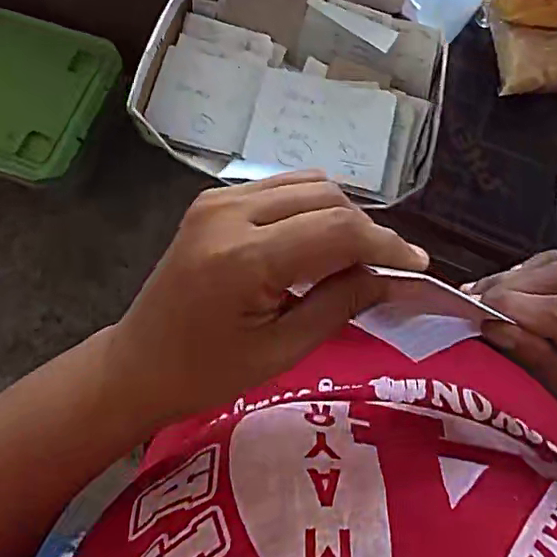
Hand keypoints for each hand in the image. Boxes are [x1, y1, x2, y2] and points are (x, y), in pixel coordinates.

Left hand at [107, 171, 427, 424]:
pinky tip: (315, 241)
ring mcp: (218, 198)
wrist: (139, 360)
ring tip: (353, 256)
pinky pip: (279, 188)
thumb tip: (392, 276)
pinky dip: (309, 207)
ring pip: (304, 183)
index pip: (335, 229)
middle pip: (324, 196)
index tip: (416, 266)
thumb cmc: (206, 372)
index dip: (384, 243)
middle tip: (385, 268)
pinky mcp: (213, 198)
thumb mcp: (281, 350)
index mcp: (243, 257)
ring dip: (339, 213)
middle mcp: (230, 212)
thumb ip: (340, 303)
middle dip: (365, 228)